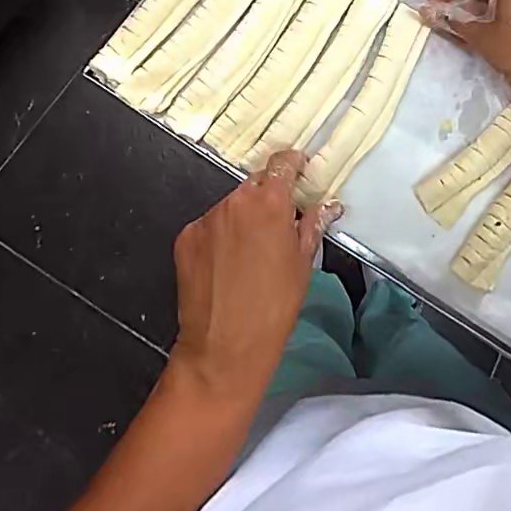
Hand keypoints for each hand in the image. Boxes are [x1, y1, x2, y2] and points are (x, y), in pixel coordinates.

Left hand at [171, 149, 339, 403]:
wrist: (224, 348)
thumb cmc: (275, 305)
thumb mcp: (303, 262)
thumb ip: (311, 225)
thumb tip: (325, 207)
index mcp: (271, 201)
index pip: (282, 163)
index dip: (292, 164)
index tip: (298, 170)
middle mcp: (236, 201)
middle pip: (256, 184)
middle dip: (267, 196)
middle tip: (277, 222)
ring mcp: (207, 218)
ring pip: (232, 205)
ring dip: (243, 217)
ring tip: (250, 250)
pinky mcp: (186, 238)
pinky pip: (210, 225)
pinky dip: (220, 235)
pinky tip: (226, 263)